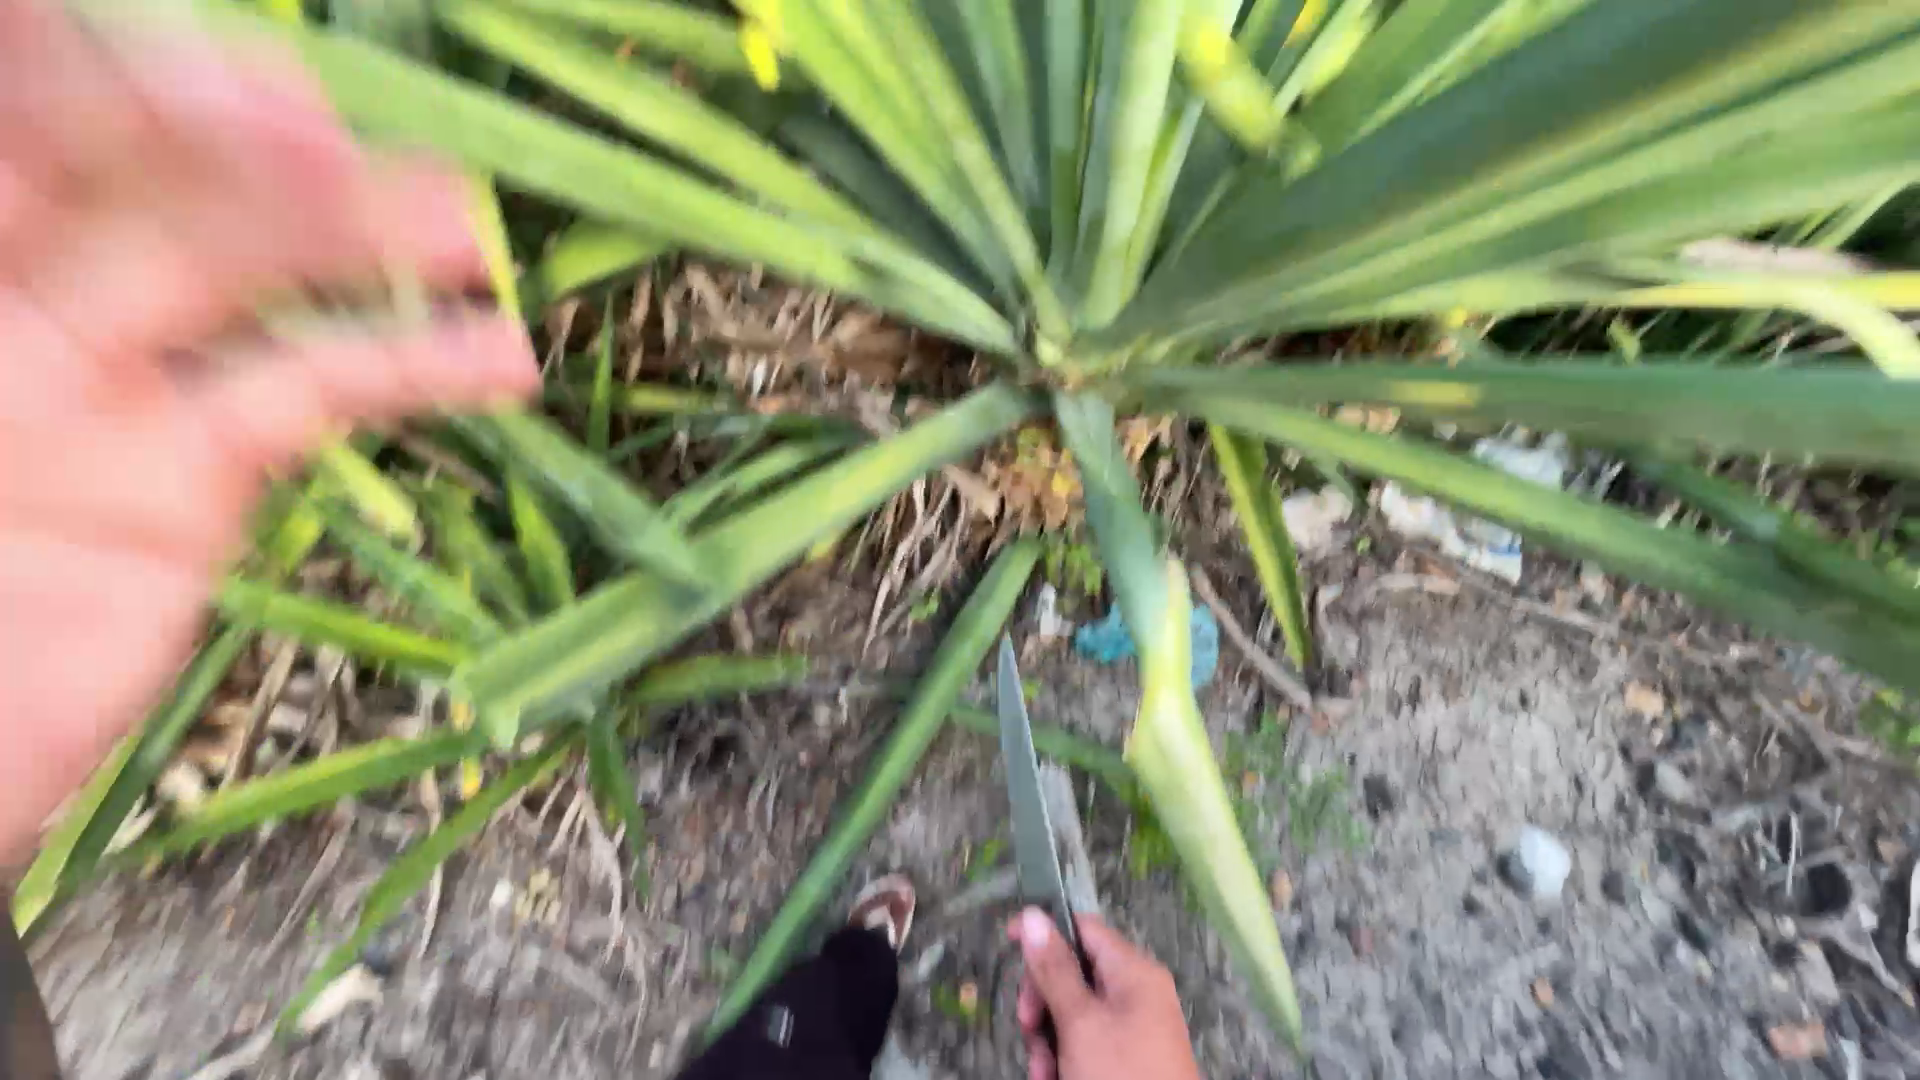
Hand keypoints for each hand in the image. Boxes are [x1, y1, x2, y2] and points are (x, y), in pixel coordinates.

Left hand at [0, 1, 536, 859]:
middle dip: (285, 160)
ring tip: (478, 241)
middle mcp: (5, 291)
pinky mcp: (194, 470)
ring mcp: (102, 382)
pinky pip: (314, 399)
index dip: (134, 72)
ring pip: (257, 282)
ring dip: (378, 255)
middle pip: (159, 180)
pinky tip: (498, 361)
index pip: (25, 104)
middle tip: (406, 165)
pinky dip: (414, 374)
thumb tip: (64, 61)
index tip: (266, 92)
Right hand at [1007, 908, 1202, 1079]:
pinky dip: (1064, 1058)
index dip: (1044, 931)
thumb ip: (1053, 969)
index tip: (1007, 942)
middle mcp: (1135, 993)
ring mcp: (1132, 1030)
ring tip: (1043, 1071)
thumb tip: (1032, 914)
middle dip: (1043, 1001)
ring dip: (1048, 1039)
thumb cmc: (1121, 1079)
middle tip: (1028, 1028)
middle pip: (1073, 972)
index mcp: (1133, 972)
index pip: (1082, 927)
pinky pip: (1085, 1043)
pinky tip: (1052, 1079)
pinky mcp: (1126, 1061)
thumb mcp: (1080, 1024)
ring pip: (1073, 1013)